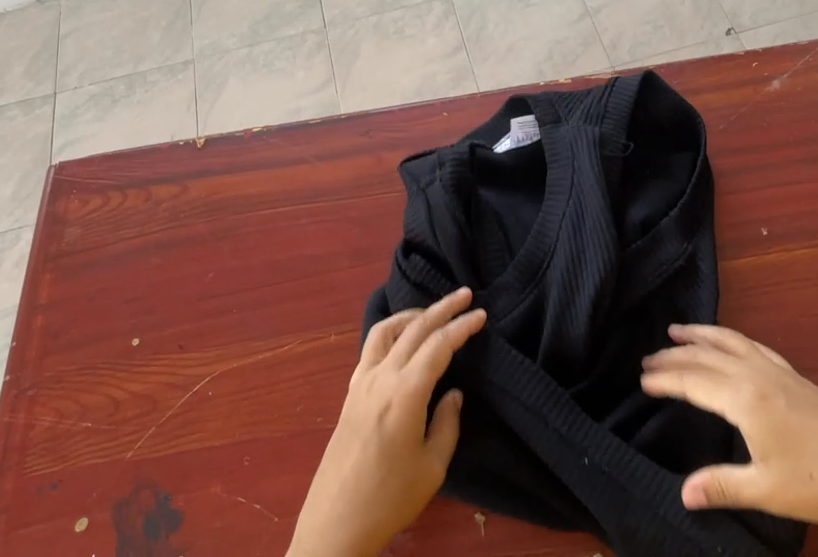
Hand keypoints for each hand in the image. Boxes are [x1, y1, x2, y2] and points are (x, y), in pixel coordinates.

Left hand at [288, 287, 487, 556]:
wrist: (335, 523)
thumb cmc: (390, 498)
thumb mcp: (433, 466)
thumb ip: (447, 423)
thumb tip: (452, 393)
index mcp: (405, 393)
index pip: (438, 345)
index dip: (462, 327)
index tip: (482, 315)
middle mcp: (381, 377)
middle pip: (414, 329)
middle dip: (442, 308)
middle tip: (465, 295)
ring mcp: (360, 383)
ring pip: (386, 331)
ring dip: (412, 315)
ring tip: (433, 312)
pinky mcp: (349, 394)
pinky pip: (371, 348)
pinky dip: (390, 331)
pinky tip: (401, 340)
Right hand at [640, 324, 817, 525]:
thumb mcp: (767, 491)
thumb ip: (721, 487)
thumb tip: (682, 494)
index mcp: (746, 400)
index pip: (694, 382)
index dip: (666, 380)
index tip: (641, 381)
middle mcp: (758, 376)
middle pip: (707, 357)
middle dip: (675, 356)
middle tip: (647, 360)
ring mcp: (779, 372)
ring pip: (731, 342)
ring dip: (701, 336)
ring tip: (677, 330)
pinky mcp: (795, 377)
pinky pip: (753, 346)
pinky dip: (731, 338)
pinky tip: (729, 344)